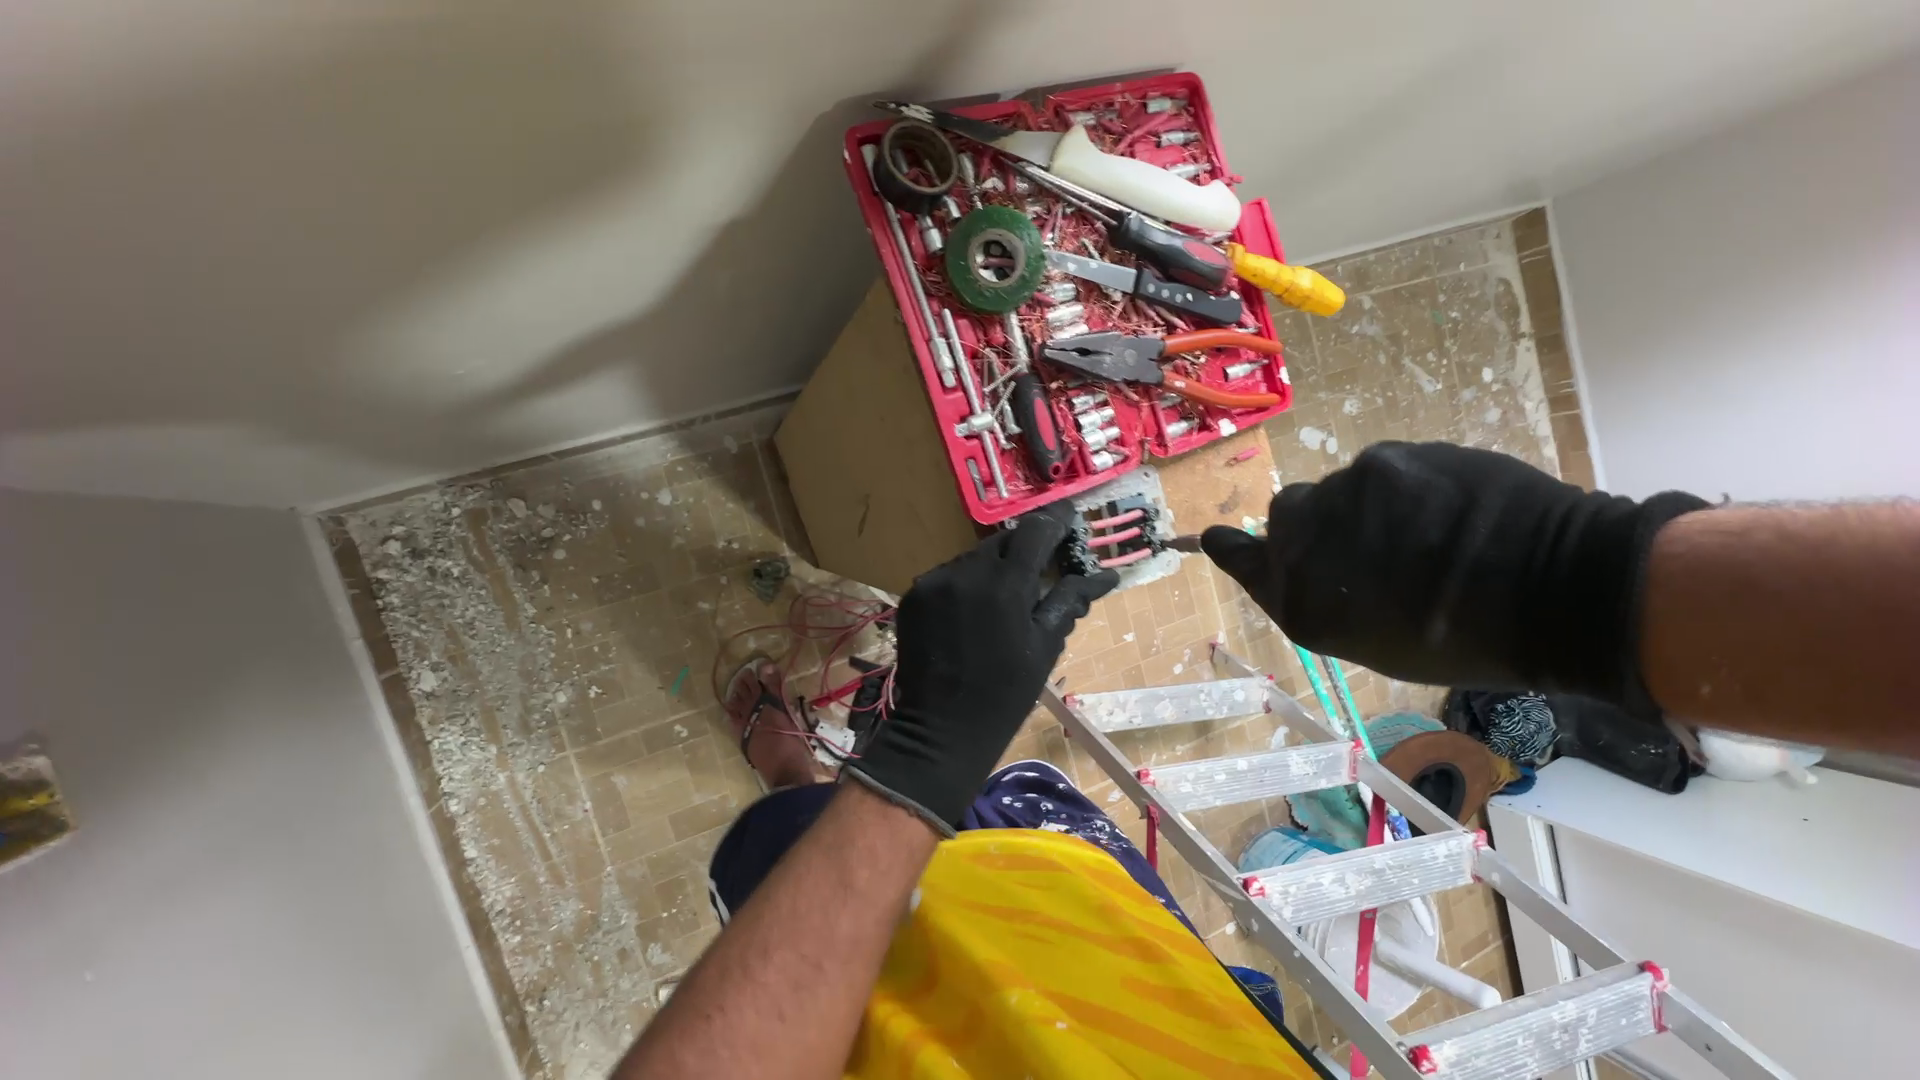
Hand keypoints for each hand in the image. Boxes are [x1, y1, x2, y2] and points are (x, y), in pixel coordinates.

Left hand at [845, 504, 1118, 832]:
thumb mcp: (1045, 646)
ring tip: (1007, 597)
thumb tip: (1107, 574)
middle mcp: (966, 571)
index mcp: (1006, 584)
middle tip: (1043, 567)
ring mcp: (934, 581)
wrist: (940, 731)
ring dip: (995, 567)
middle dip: (1026, 548)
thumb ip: (1070, 600)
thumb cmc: (1004, 694)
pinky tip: (974, 611)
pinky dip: (966, 584)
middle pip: (1004, 540)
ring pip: (974, 557)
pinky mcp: (913, 595)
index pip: (1036, 529)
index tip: (1070, 521)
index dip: (1056, 521)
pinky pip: (948, 575)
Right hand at [1201, 441, 1707, 717]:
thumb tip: (1307, 568)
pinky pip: (1386, 471)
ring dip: (1366, 507)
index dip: (1231, 546)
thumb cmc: (1463, 643)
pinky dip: (1405, 489)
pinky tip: (1447, 511)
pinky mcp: (1395, 457)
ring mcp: (1349, 490)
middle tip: (1367, 548)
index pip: (1239, 555)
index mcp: (1301, 596)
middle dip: (1315, 527)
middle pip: (1289, 514)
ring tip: (1423, 533)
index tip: (1220, 538)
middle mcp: (1307, 536)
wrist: (1560, 594)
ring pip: (1341, 489)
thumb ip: (1322, 599)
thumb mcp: (1374, 641)